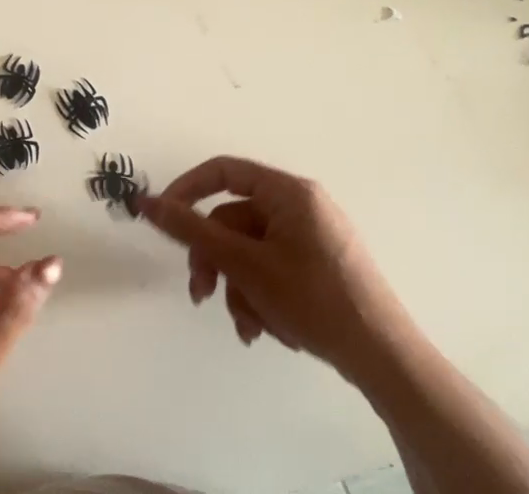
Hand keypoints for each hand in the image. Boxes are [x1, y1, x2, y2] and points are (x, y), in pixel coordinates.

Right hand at [136, 156, 418, 381]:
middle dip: (214, 262)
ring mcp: (314, 238)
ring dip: (237, 287)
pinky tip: (264, 328)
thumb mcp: (242, 263)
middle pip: (232, 221)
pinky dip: (260, 295)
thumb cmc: (312, 298)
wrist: (383, 357)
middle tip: (202, 293)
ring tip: (245, 325)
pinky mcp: (320, 266)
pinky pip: (271, 269)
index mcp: (289, 193)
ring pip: (248, 252)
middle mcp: (302, 207)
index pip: (222, 172)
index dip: (186, 191)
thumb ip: (189, 229)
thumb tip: (145, 201)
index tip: (163, 220)